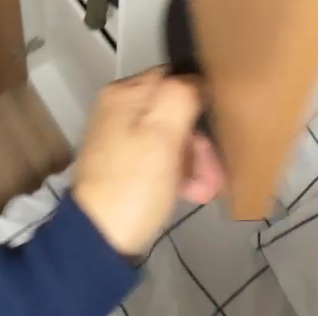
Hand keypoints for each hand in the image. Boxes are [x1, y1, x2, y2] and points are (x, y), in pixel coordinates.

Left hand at [70, 68, 224, 255]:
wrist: (100, 237)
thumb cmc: (134, 182)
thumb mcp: (162, 134)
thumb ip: (180, 96)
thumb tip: (195, 79)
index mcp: (125, 92)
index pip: (172, 79)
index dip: (198, 101)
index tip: (216, 129)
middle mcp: (120, 107)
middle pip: (173, 111)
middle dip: (199, 141)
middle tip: (215, 172)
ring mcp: (121, 135)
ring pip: (170, 136)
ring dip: (193, 160)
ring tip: (207, 188)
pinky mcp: (124, 162)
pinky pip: (159, 156)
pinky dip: (178, 171)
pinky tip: (193, 192)